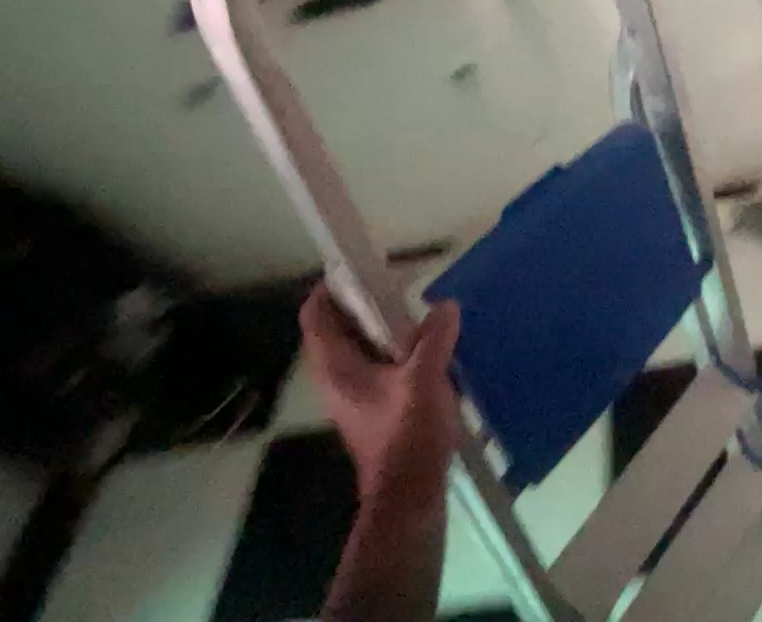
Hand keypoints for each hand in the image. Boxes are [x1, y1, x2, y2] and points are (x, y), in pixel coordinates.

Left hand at [299, 285, 461, 514]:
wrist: (409, 494)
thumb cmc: (406, 434)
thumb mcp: (425, 379)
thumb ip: (434, 338)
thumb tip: (445, 306)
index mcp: (337, 367)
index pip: (315, 315)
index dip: (329, 287)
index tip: (358, 268)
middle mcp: (338, 377)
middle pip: (338, 327)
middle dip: (364, 303)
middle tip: (397, 284)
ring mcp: (355, 394)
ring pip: (361, 347)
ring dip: (384, 327)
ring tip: (418, 312)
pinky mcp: (375, 407)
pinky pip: (379, 364)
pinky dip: (397, 349)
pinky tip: (429, 348)